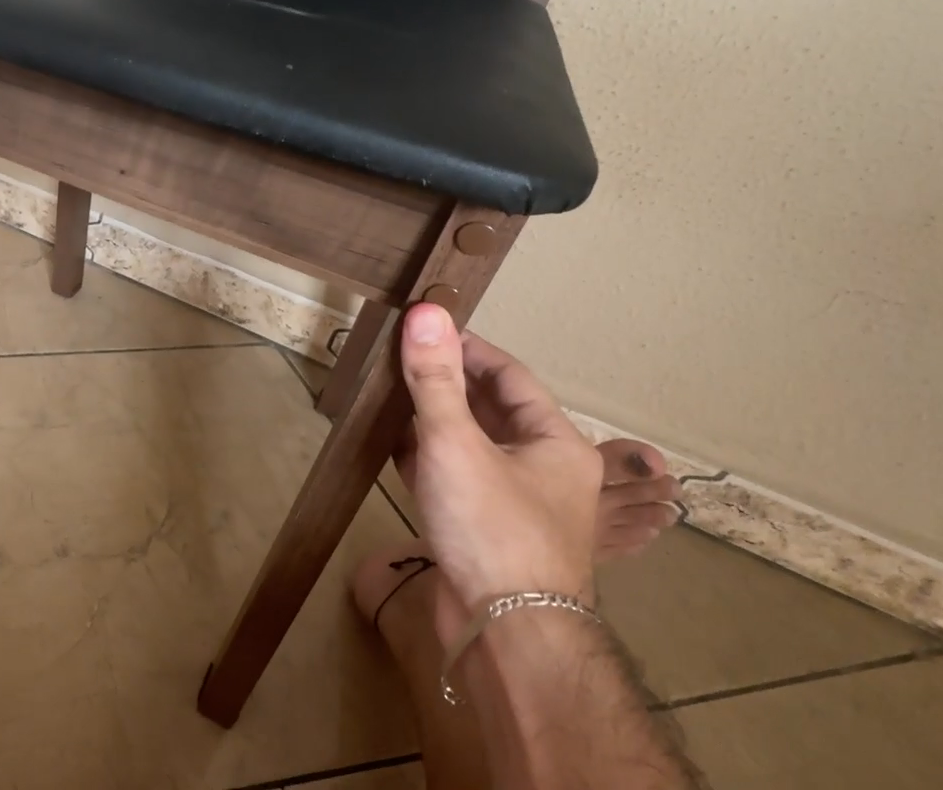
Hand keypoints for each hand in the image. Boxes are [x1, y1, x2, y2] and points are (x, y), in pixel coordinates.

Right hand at [396, 304, 602, 607]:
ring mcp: (511, 502)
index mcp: (556, 444)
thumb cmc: (491, 527)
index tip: (426, 329)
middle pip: (490, 410)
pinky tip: (391, 445)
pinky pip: (452, 478)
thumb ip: (435, 379)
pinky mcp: (481, 529)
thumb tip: (427, 311)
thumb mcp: (455, 442)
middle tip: (398, 359)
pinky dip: (424, 458)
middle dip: (445, 384)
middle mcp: (542, 469)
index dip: (468, 349)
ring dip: (431, 420)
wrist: (502, 630)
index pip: (510, 377)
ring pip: (469, 446)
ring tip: (387, 395)